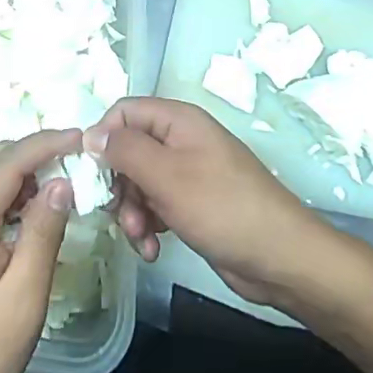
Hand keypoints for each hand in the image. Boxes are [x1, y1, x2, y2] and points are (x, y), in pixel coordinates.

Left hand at [0, 129, 81, 372]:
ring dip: (27, 168)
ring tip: (66, 178)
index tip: (83, 138)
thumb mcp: (23, 294)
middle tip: (80, 156)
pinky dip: (16, 190)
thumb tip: (61, 181)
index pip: (10, 160)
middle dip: (38, 149)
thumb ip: (43, 232)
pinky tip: (39, 207)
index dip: (46, 142)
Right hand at [87, 97, 324, 307]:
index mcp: (177, 120)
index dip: (103, 138)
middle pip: (128, 150)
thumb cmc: (221, 207)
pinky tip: (153, 249)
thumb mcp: (165, 175)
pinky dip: (149, 225)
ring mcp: (188, 173)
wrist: (282, 260)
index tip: (92, 173)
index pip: (124, 112)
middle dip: (118, 185)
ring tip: (141, 238)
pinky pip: (156, 205)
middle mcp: (181, 140)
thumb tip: (90, 135)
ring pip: (139, 182)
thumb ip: (123, 150)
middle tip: (118, 214)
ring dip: (132, 211)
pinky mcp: (193, 204)